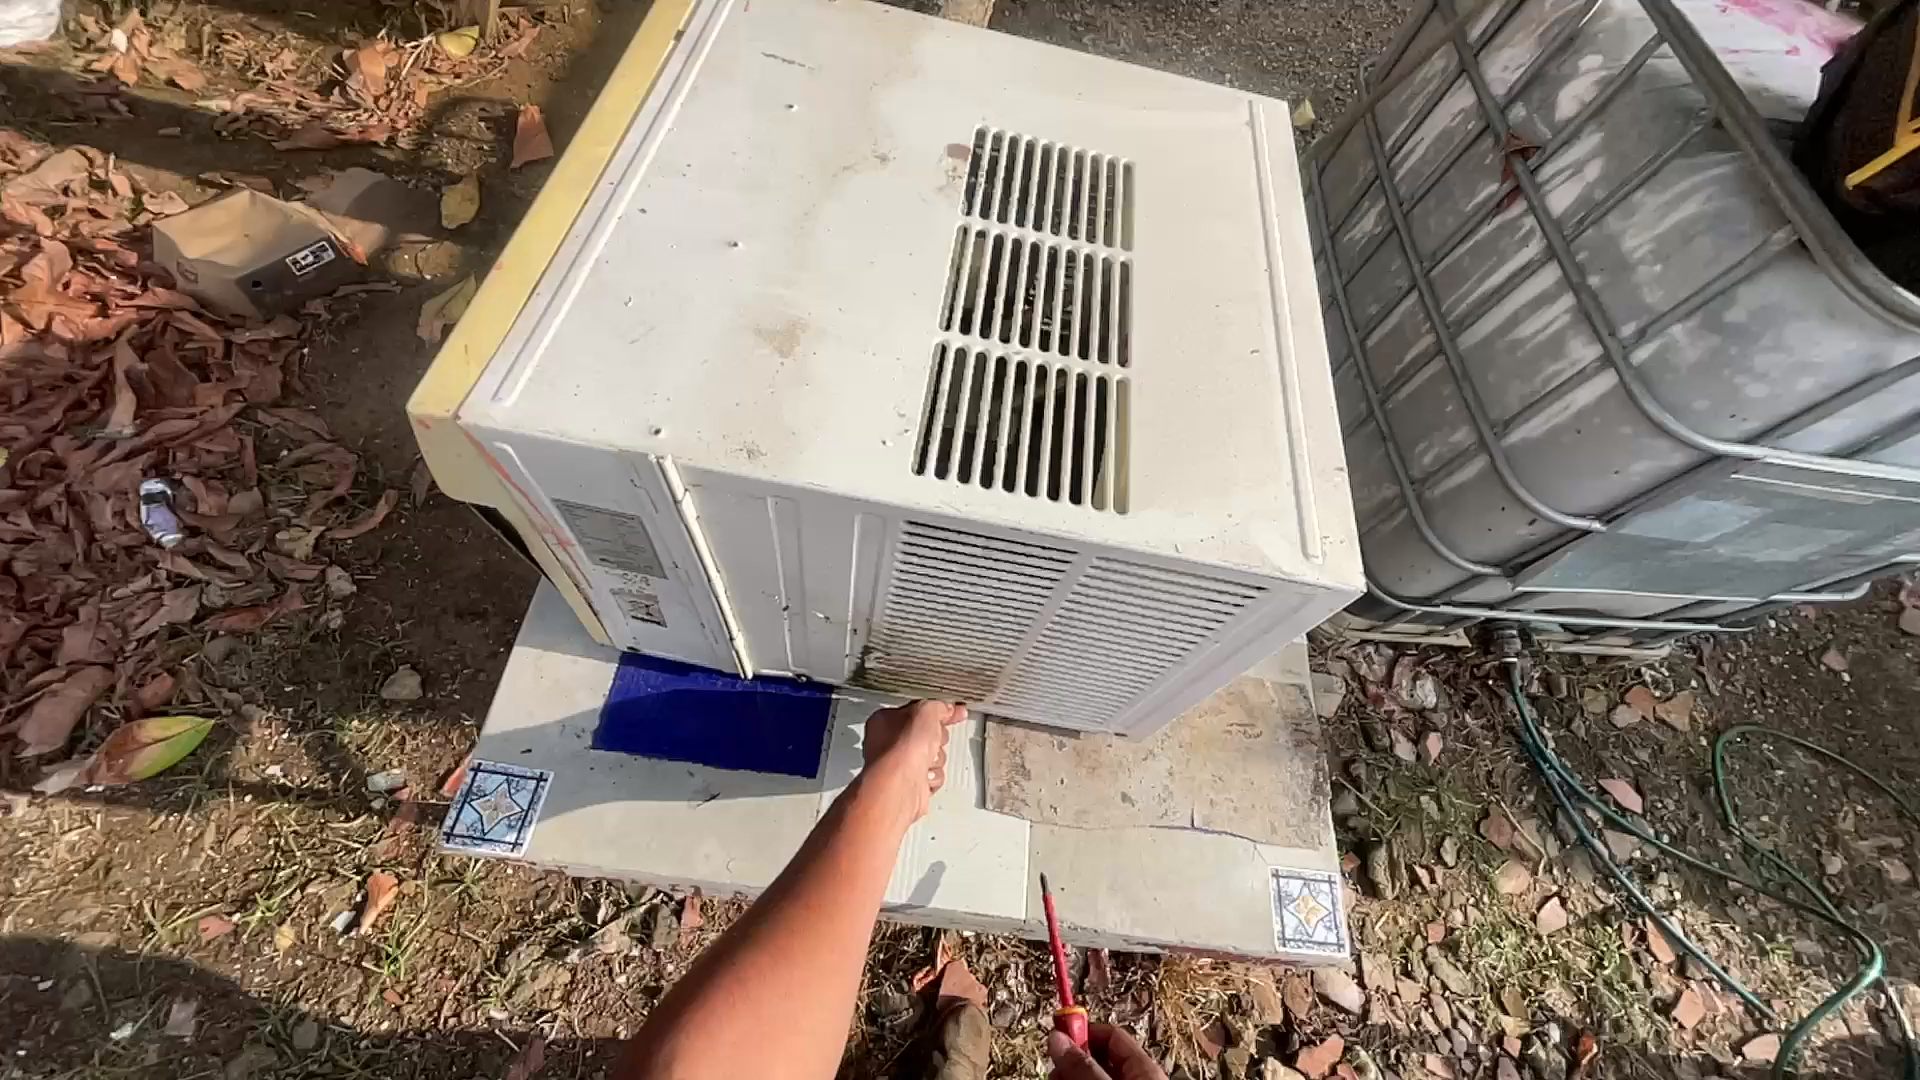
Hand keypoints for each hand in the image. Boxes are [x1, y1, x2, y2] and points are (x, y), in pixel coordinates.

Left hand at [860, 700, 965, 822]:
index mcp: (885, 721)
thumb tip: (945, 708)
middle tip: (933, 739)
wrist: (901, 785)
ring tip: (927, 760)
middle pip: (927, 735)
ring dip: (936, 759)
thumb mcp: (926, 712)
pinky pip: (932, 776)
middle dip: (936, 738)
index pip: (916, 711)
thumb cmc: (902, 750)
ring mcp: (899, 766)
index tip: (952, 711)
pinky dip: (933, 776)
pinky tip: (925, 775)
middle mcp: (889, 745)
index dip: (936, 710)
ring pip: (933, 756)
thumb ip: (937, 707)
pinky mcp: (909, 786)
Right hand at [1047, 1024, 1166, 1079]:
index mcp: (1145, 1070)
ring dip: (1070, 1076)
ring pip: (1092, 1076)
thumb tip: (1058, 1038)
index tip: (1058, 1035)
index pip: (1110, 1034)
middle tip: (1053, 1069)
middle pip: (1097, 1057)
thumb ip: (1084, 1066)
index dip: (1083, 1031)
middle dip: (1071, 1060)